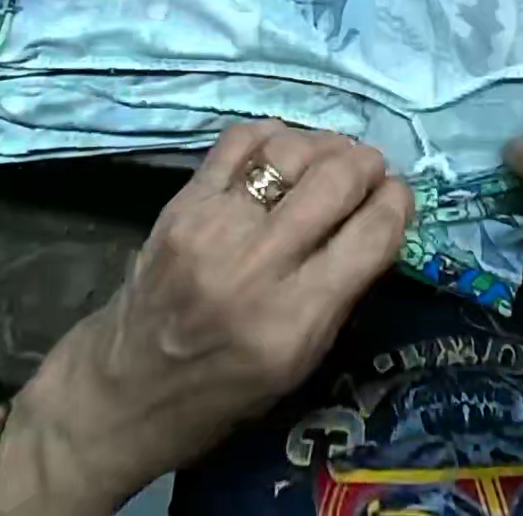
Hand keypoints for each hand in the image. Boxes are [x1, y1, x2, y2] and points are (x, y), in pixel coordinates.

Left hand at [0, 123, 410, 514]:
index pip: (372, 235)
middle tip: (370, 167)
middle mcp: (255, 267)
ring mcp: (212, 226)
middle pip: (335, 180)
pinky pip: (240, 139)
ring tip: (332, 154)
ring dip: (325, 144)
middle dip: (367, 164)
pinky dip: (273, 134)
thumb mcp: (301, 360)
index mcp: (294, 322)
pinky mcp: (181, 201)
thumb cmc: (224, 389)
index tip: (397, 195)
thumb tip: (380, 213)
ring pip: (290, 149)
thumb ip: (344, 285)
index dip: (397, 202)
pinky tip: (285, 146)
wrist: (125, 386)